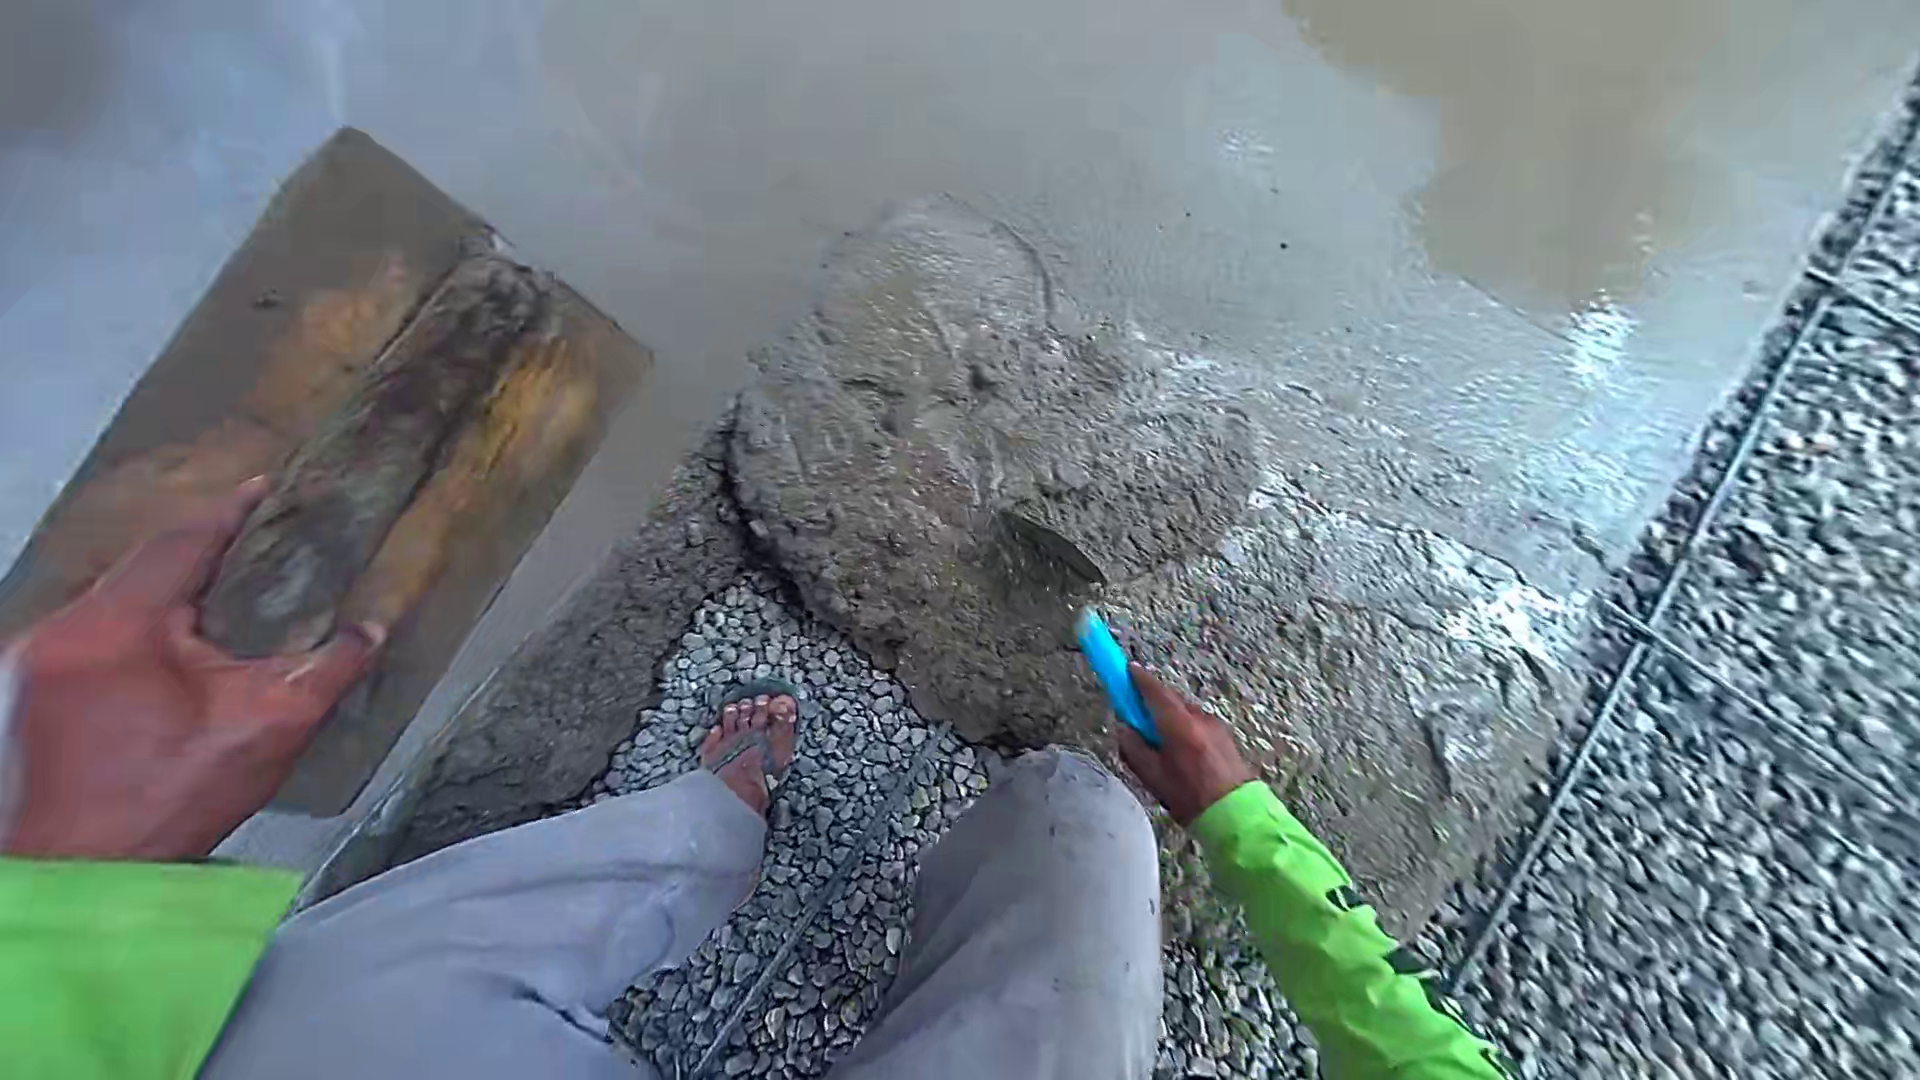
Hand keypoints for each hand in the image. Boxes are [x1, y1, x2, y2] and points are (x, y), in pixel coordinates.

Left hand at [2, 479, 382, 860]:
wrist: (80, 866)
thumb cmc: (179, 788)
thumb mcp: (275, 723)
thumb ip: (331, 667)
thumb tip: (373, 628)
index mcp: (113, 633)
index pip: (176, 548)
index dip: (228, 513)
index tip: (270, 486)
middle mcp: (61, 632)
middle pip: (145, 564)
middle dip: (212, 539)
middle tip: (278, 526)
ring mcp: (39, 658)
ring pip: (126, 591)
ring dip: (188, 573)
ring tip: (254, 565)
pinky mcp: (42, 682)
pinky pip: (112, 618)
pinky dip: (165, 603)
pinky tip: (207, 615)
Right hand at [1116, 664, 1256, 824]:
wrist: (1238, 817)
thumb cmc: (1190, 797)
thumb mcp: (1153, 776)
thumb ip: (1133, 747)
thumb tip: (1124, 728)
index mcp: (1178, 724)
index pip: (1154, 690)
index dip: (1138, 678)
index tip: (1126, 670)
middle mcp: (1198, 717)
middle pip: (1170, 698)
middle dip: (1152, 699)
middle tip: (1137, 713)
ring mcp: (1215, 724)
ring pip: (1184, 710)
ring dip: (1169, 715)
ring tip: (1161, 740)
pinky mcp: (1225, 734)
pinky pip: (1197, 721)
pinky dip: (1184, 724)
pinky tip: (1181, 748)